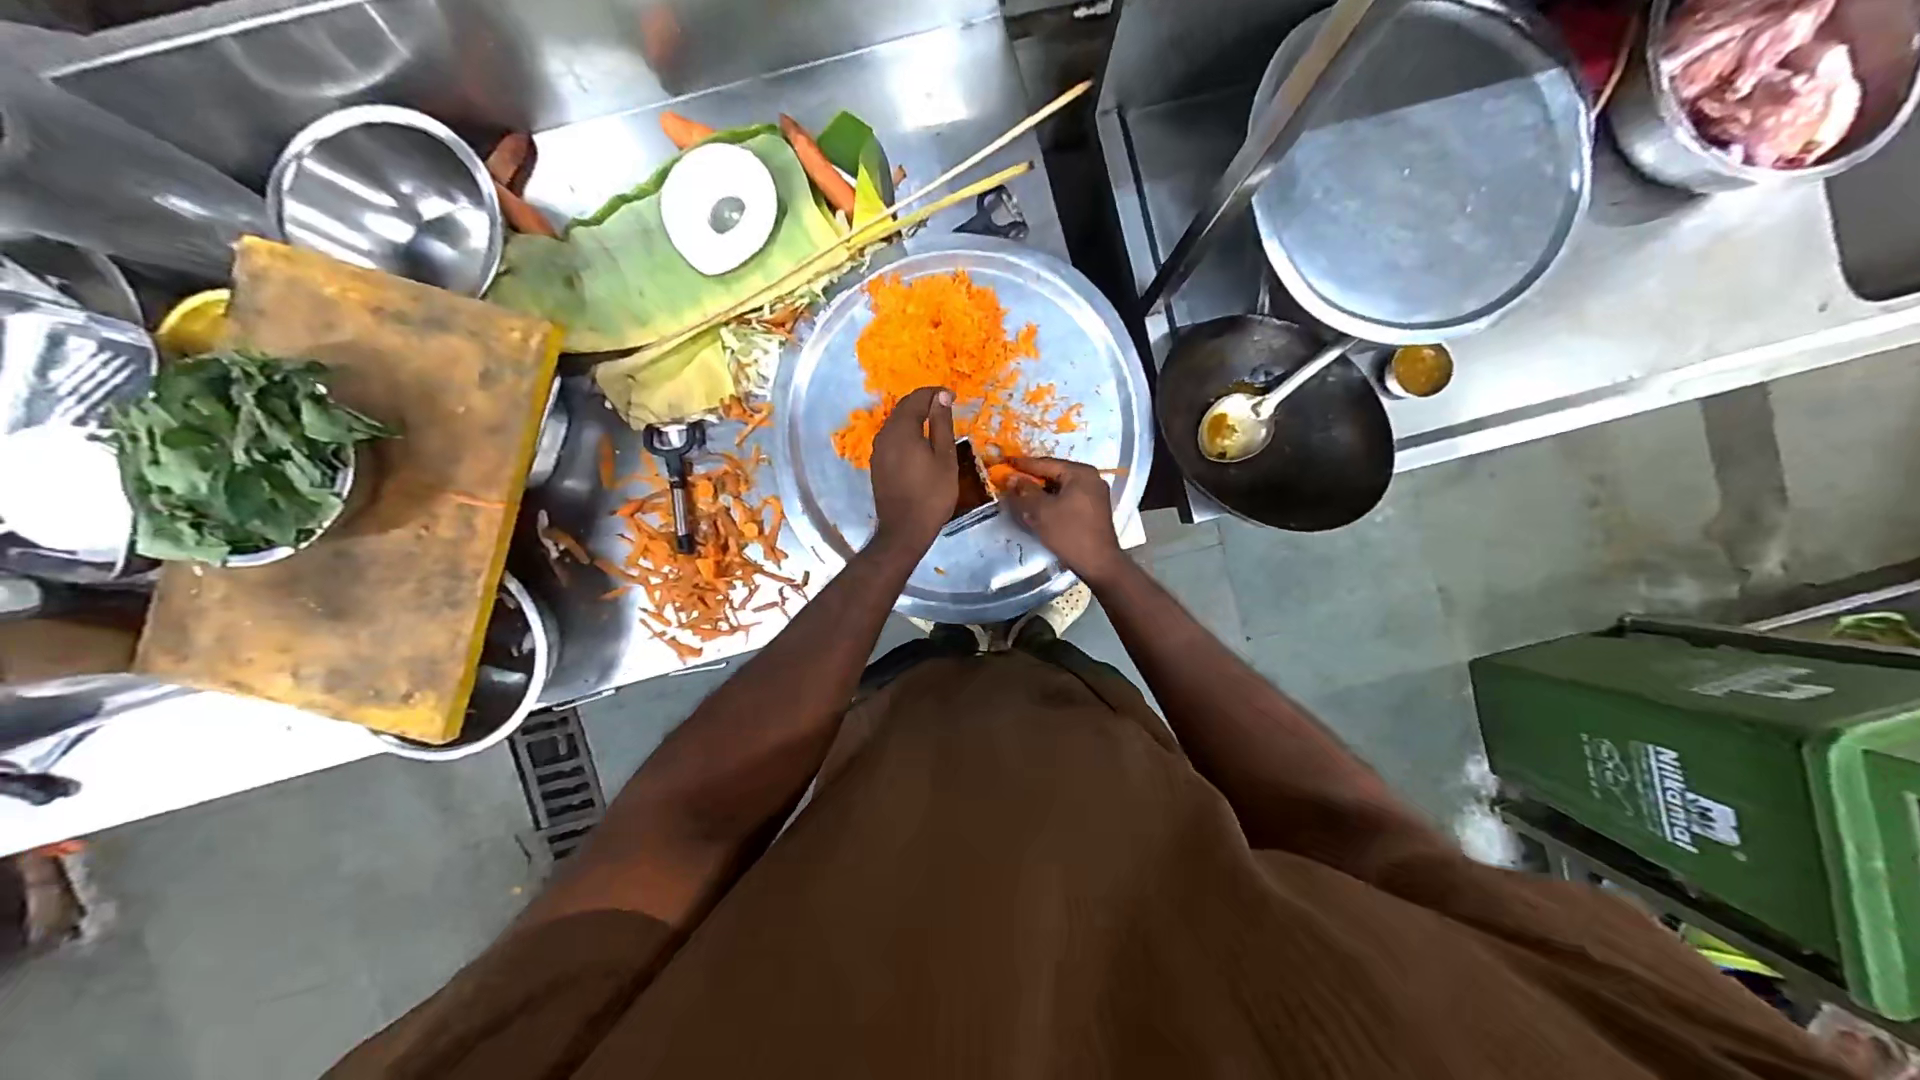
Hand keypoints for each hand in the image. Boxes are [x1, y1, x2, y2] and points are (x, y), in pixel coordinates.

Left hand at [869, 386, 956, 554]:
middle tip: (946, 405)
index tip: (953, 396)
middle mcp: (884, 435)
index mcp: (902, 430)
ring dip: (914, 417)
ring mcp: (878, 451)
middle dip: (924, 403)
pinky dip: (907, 433)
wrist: (904, 530)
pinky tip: (920, 442)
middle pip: (903, 408)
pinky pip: (892, 438)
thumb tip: (941, 397)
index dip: (935, 394)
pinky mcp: (877, 464)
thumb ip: (941, 424)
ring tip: (936, 422)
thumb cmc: (932, 494)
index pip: (916, 399)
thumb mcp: (945, 457)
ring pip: (896, 423)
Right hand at [1000, 457, 1127, 585]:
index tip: (1006, 463)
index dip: (1023, 465)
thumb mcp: (1041, 510)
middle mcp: (1091, 478)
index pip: (1046, 464)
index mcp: (1080, 473)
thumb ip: (1025, 491)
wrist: (1098, 563)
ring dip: (1042, 492)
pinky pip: (1069, 498)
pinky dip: (1053, 501)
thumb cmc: (1069, 533)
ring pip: (1061, 488)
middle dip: (1032, 479)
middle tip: (1012, 481)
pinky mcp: (1094, 509)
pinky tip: (1039, 508)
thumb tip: (1012, 478)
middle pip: (1055, 474)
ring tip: (1022, 495)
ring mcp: (1095, 494)